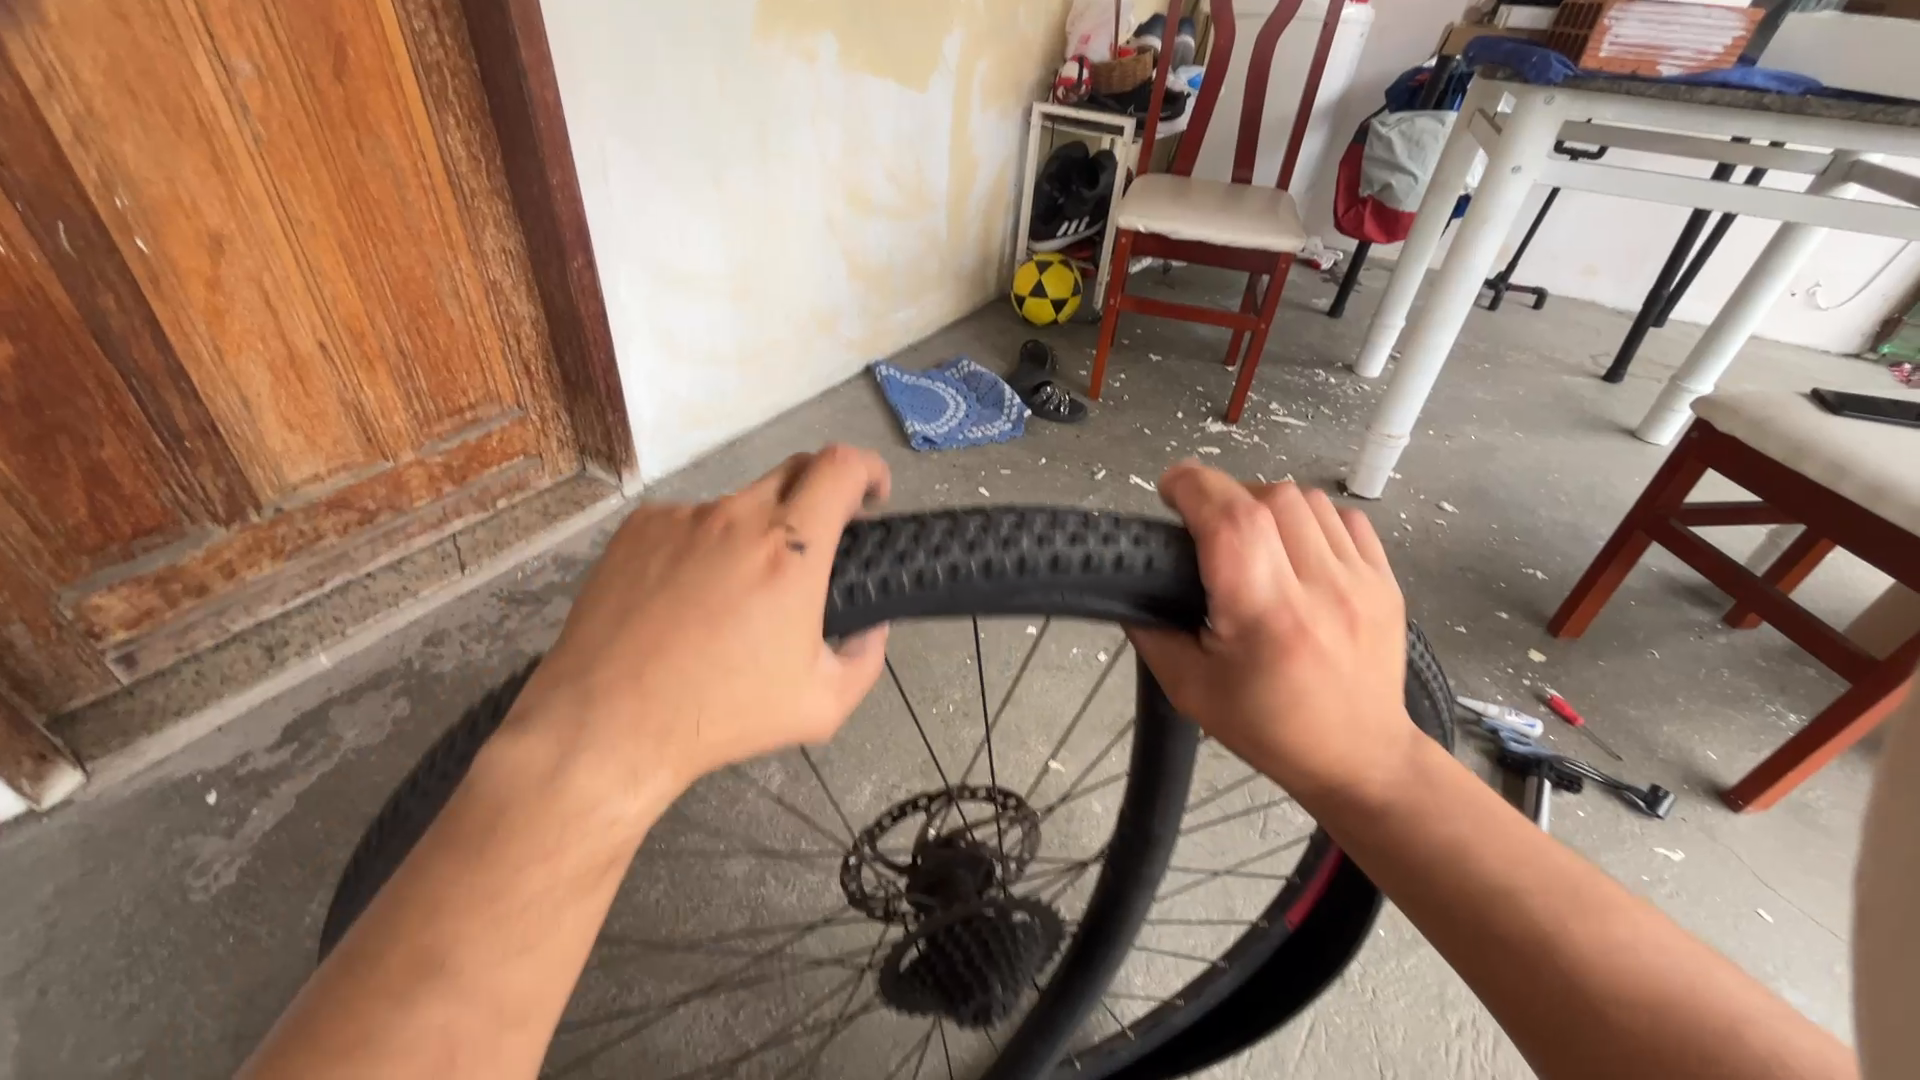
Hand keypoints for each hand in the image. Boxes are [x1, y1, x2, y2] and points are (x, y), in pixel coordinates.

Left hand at [510, 445, 891, 804]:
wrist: (608, 724)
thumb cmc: (721, 715)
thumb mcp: (822, 704)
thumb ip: (865, 656)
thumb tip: (869, 624)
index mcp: (792, 552)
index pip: (841, 468)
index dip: (869, 468)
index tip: (873, 493)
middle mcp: (737, 518)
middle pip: (796, 471)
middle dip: (820, 497)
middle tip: (816, 544)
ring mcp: (682, 517)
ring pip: (739, 504)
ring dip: (756, 532)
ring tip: (733, 594)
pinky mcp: (639, 527)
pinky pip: (689, 521)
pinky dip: (704, 546)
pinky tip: (684, 597)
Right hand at [1128, 464, 1415, 808]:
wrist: (1360, 757)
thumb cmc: (1270, 728)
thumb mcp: (1190, 689)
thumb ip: (1153, 632)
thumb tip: (1131, 582)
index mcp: (1266, 617)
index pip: (1233, 521)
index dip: (1195, 488)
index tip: (1171, 488)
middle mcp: (1319, 589)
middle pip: (1268, 497)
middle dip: (1225, 495)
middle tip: (1205, 525)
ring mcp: (1360, 580)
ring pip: (1306, 499)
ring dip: (1265, 504)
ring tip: (1250, 536)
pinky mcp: (1385, 579)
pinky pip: (1342, 517)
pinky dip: (1308, 518)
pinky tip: (1293, 547)